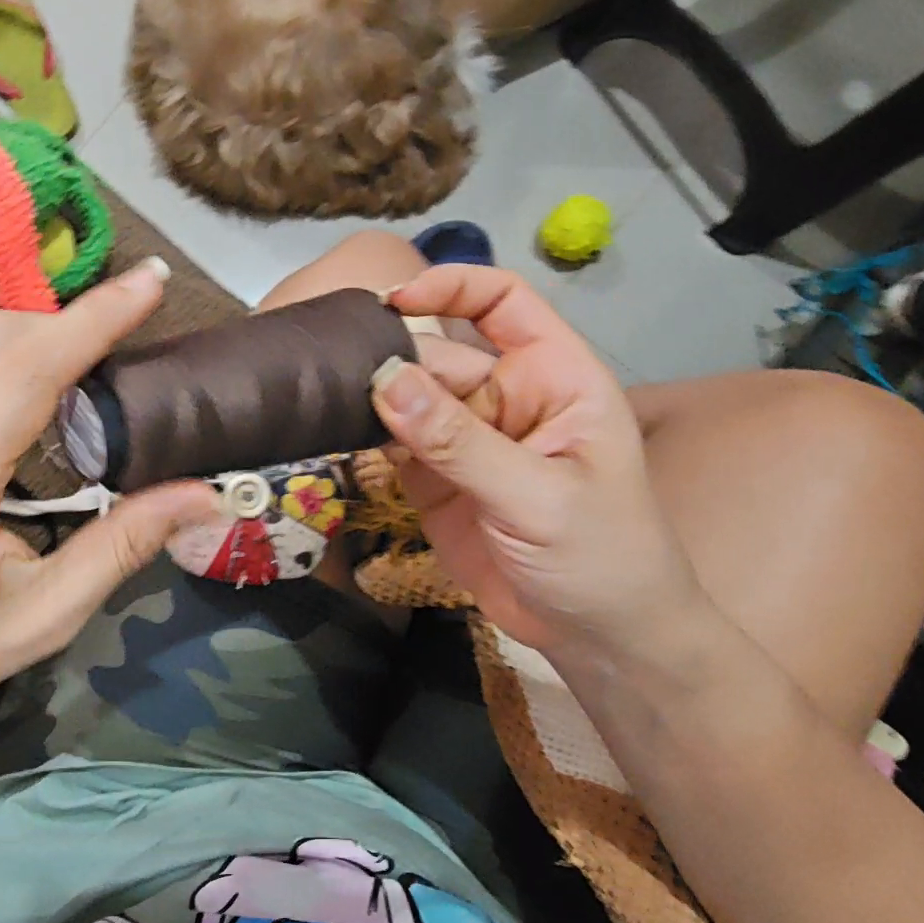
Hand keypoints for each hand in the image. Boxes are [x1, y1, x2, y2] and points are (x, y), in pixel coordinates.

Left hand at [0, 259, 219, 729]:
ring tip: (81, 356)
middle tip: (122, 334)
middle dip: (63, 320)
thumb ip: (121, 547)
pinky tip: (25, 383)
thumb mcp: (43, 615)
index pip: (24, 375)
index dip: (92, 321)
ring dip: (24, 333)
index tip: (148, 282)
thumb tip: (202, 494)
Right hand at [372, 264, 706, 660]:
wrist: (596, 634)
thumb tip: (383, 379)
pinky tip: (333, 434)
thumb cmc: (601, 555)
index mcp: (554, 379)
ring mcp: (465, 440)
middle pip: (437, 358)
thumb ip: (458, 441)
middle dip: (391, 363)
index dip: (452, 288)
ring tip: (322, 402)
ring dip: (368, 399)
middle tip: (337, 380)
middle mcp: (505, 399)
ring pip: (406, 399)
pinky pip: (391, 443)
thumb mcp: (536, 496)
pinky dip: (364, 437)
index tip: (394, 302)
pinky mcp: (433, 479)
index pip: (503, 304)